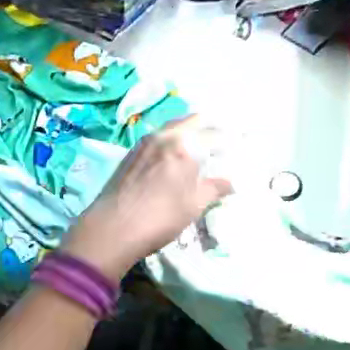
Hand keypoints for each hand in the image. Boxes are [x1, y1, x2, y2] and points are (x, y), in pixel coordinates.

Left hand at [60, 115, 232, 277]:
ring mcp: (145, 142)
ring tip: (198, 144)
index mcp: (185, 146)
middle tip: (219, 138)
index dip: (228, 139)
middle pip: (192, 121)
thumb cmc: (160, 218)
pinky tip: (173, 154)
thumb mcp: (193, 206)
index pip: (213, 135)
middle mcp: (165, 136)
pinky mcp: (131, 153)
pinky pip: (158, 137)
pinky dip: (171, 139)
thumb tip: (231, 183)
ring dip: (188, 130)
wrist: (112, 228)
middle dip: (208, 126)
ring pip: (172, 126)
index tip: (237, 143)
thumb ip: (214, 189)